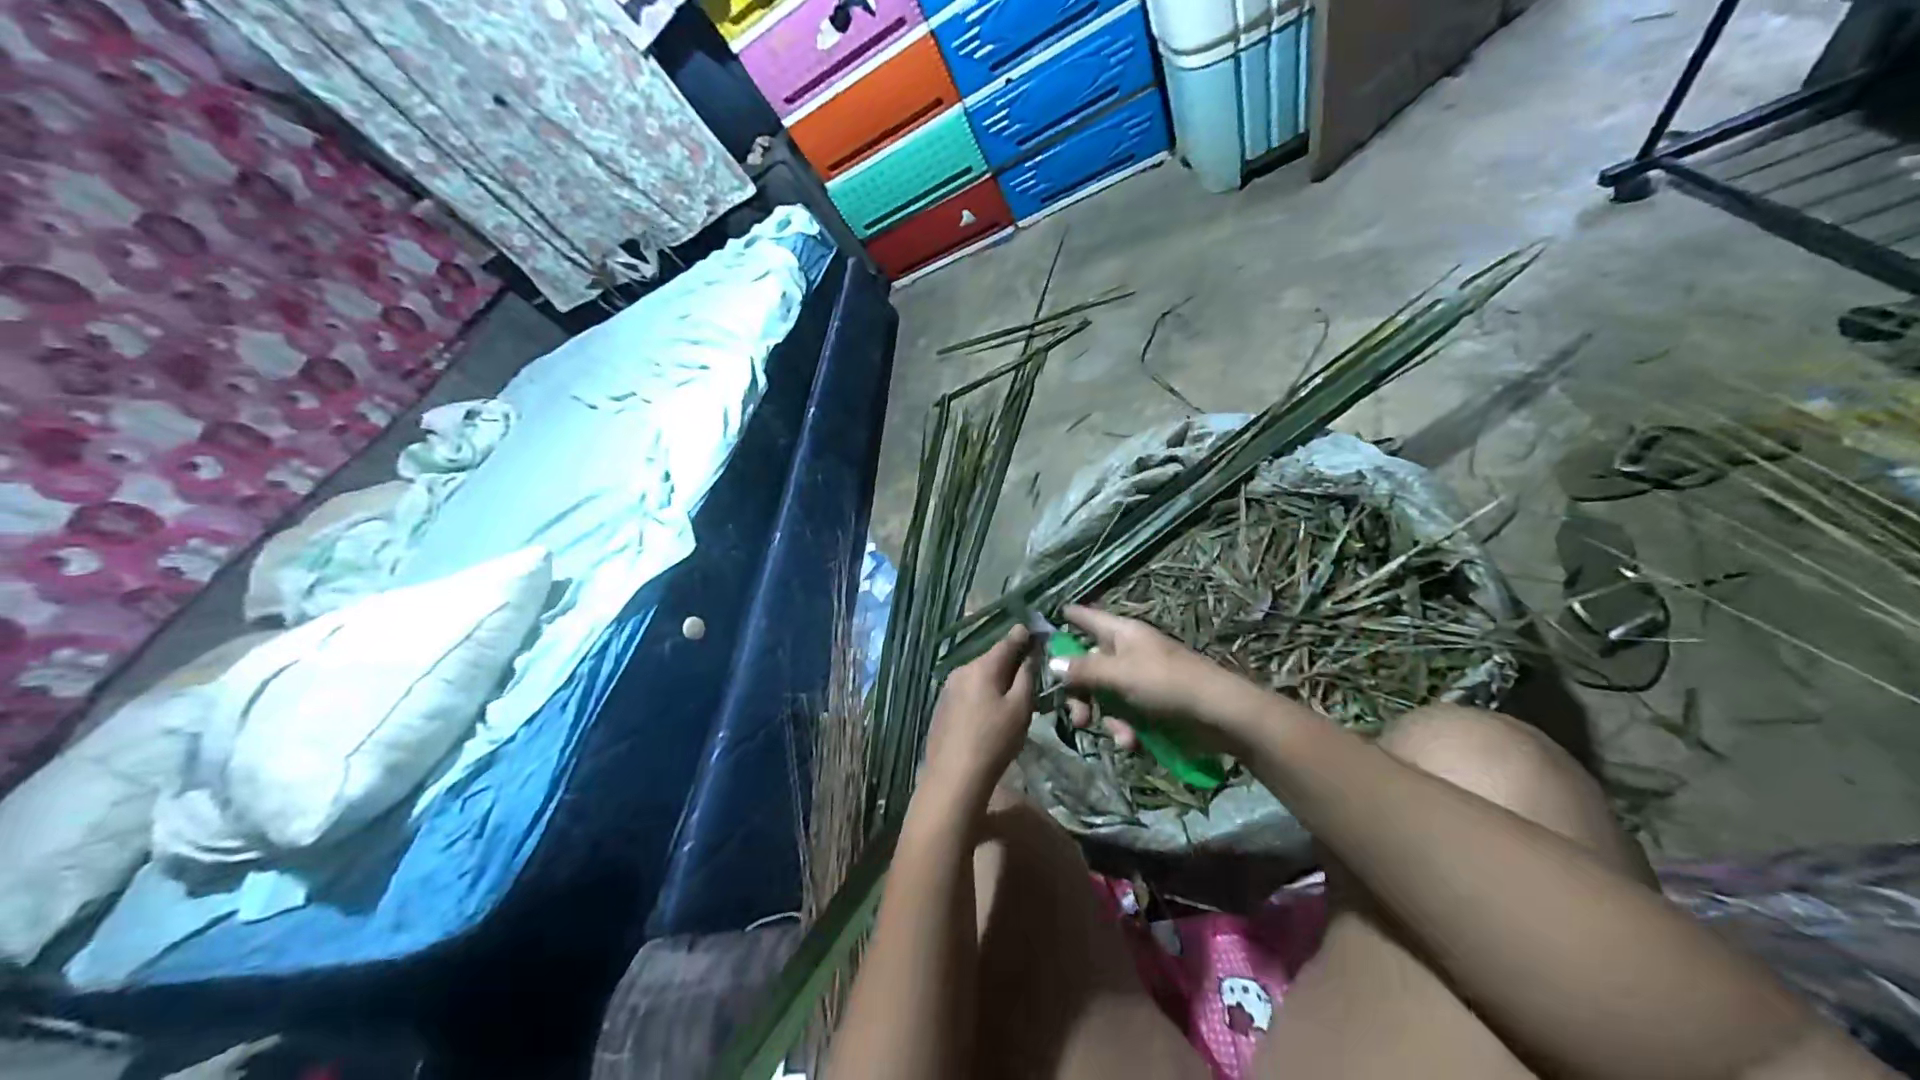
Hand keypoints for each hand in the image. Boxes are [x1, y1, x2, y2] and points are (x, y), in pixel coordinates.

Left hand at [921, 626, 1035, 810]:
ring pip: (979, 674)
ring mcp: (948, 688)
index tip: (1036, 633)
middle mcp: (961, 670)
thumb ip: (1027, 676)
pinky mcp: (942, 706)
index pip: (1007, 641)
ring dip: (995, 678)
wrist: (954, 777)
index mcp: (982, 667)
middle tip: (1030, 669)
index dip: (1024, 636)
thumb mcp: (1021, 708)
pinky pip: (967, 689)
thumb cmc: (994, 741)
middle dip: (1010, 661)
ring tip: (1011, 694)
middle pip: (991, 658)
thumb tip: (1031, 653)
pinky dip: (981, 692)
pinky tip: (989, 711)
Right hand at [1056, 604, 1262, 750]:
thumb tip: (1051, 664)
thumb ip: (1083, 670)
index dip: (1068, 618)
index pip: (1087, 617)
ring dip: (1107, 718)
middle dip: (1080, 694)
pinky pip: (1124, 714)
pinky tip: (1131, 742)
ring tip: (1119, 736)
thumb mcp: (1119, 674)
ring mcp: (1139, 679)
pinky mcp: (1150, 705)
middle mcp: (1127, 652)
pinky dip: (1124, 729)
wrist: (1219, 714)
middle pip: (1088, 665)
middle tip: (1079, 718)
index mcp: (1121, 633)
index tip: (1045, 623)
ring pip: (1104, 695)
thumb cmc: (1167, 683)